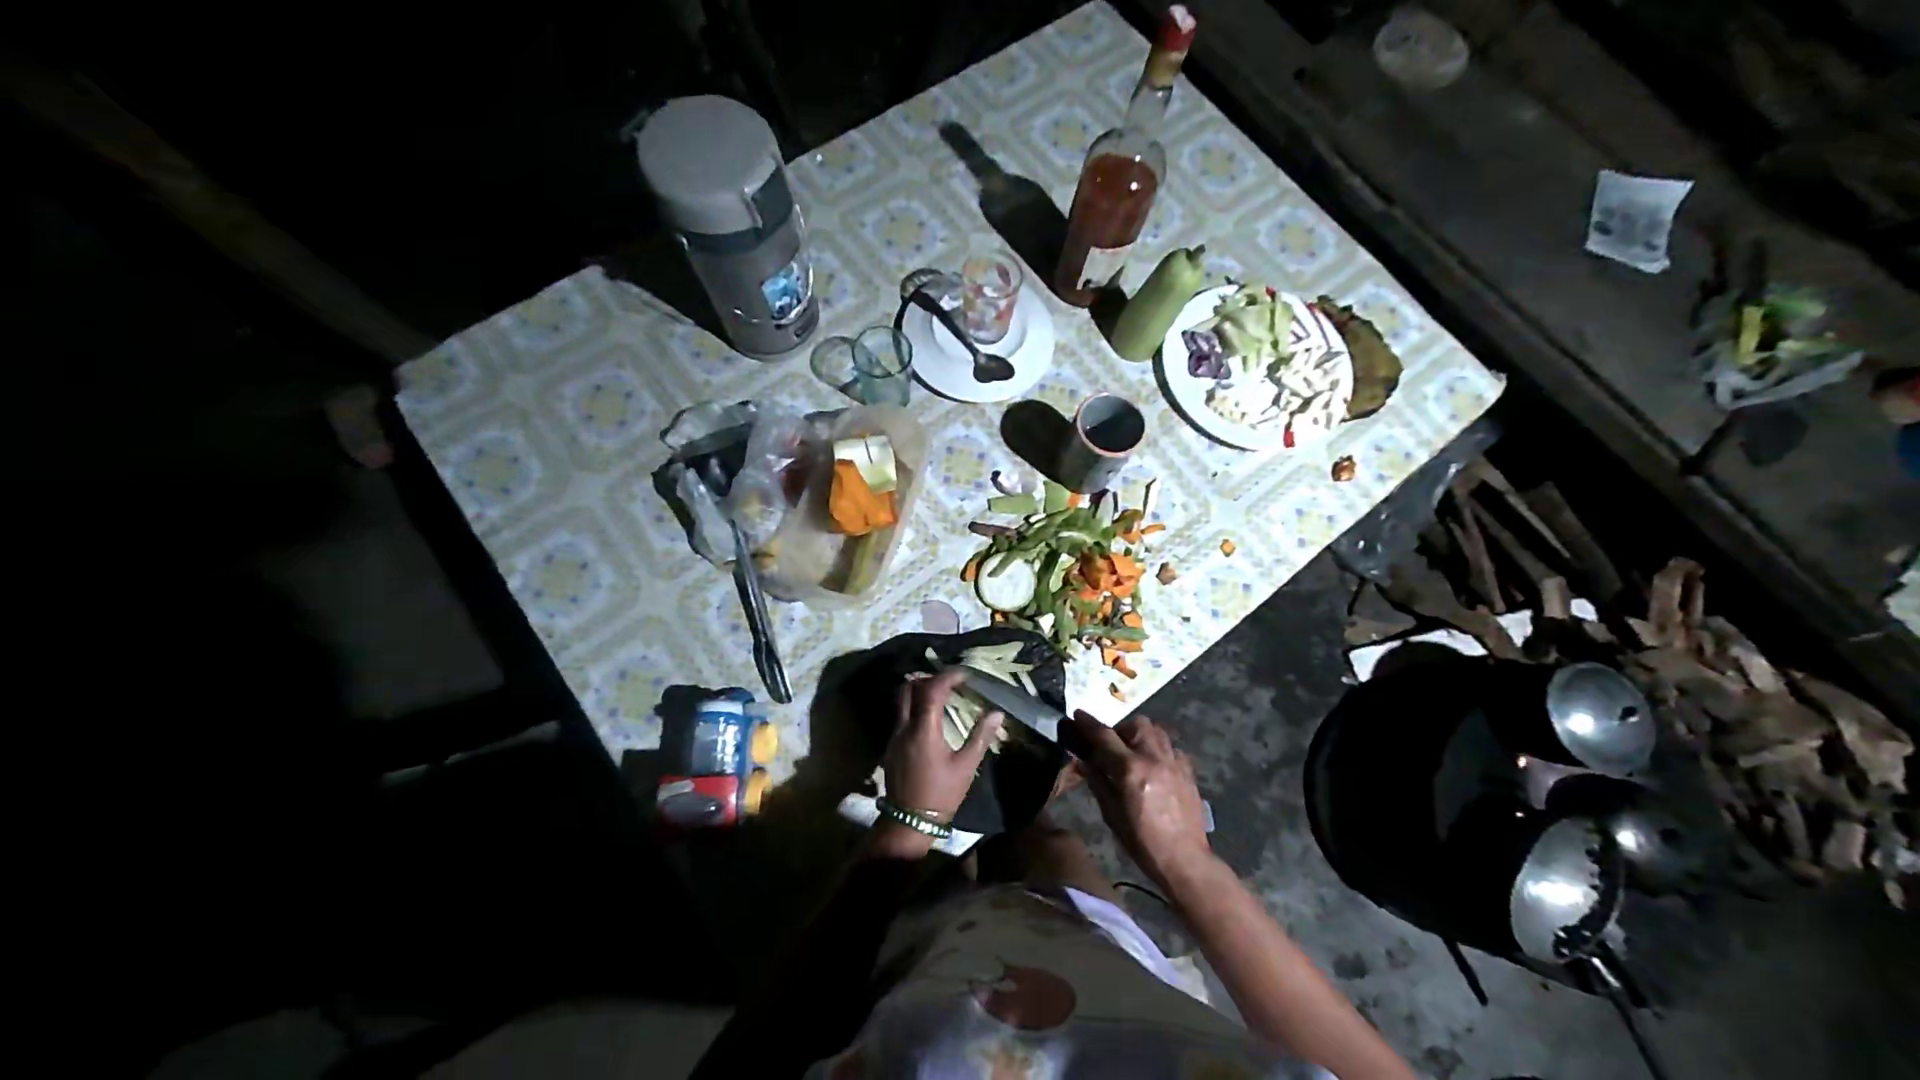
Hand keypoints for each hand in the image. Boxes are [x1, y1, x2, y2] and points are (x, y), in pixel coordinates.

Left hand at [877, 670, 1000, 856]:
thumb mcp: (966, 766)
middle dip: (928, 678)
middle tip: (949, 682)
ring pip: (902, 701)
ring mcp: (894, 736)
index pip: (932, 690)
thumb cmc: (942, 794)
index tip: (964, 674)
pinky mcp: (891, 745)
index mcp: (924, 729)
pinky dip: (915, 707)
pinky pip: (901, 715)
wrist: (909, 822)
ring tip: (942, 696)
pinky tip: (930, 718)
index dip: (948, 677)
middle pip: (909, 688)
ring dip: (920, 692)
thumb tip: (997, 714)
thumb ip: (980, 736)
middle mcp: (904, 727)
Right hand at [1066, 710, 1213, 890]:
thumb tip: (1083, 762)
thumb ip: (1097, 782)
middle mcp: (1153, 757)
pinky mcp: (1188, 771)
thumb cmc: (1142, 841)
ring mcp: (1174, 762)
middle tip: (1111, 747)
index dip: (1088, 723)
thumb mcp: (1111, 814)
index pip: (1104, 736)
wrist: (1184, 859)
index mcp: (1130, 769)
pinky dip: (1160, 749)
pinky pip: (1172, 747)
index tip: (1078, 714)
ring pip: (1157, 730)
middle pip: (1136, 724)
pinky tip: (1155, 765)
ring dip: (1141, 734)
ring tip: (1134, 751)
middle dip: (1120, 730)